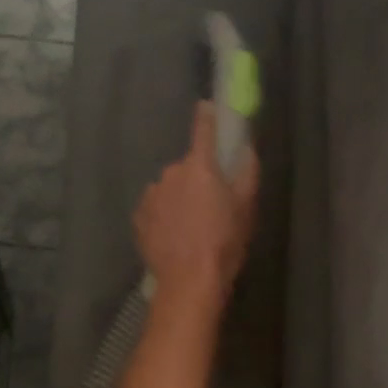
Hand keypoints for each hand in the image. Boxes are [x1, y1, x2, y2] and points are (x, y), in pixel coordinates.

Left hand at [134, 103, 259, 306]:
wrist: (189, 280)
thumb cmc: (224, 242)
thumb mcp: (246, 208)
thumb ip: (247, 172)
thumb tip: (246, 149)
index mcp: (199, 165)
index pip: (203, 128)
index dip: (207, 116)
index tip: (207, 107)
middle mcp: (170, 173)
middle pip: (187, 167)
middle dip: (197, 179)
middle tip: (211, 205)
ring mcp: (151, 195)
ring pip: (169, 189)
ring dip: (179, 199)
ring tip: (191, 227)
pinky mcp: (139, 218)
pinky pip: (155, 209)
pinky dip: (164, 216)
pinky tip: (175, 237)